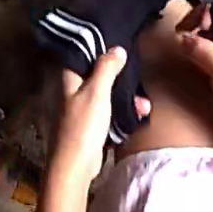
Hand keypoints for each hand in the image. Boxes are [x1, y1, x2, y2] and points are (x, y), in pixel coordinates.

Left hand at [51, 47, 125, 194]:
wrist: (75, 167)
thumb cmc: (83, 126)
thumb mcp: (97, 92)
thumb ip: (106, 69)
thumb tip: (117, 48)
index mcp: (69, 81)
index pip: (80, 56)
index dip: (96, 49)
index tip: (116, 44)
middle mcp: (72, 93)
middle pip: (96, 76)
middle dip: (118, 76)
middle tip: (136, 73)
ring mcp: (81, 111)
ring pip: (106, 95)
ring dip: (124, 96)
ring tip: (143, 103)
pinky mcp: (90, 127)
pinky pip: (109, 113)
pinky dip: (122, 112)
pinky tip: (138, 114)